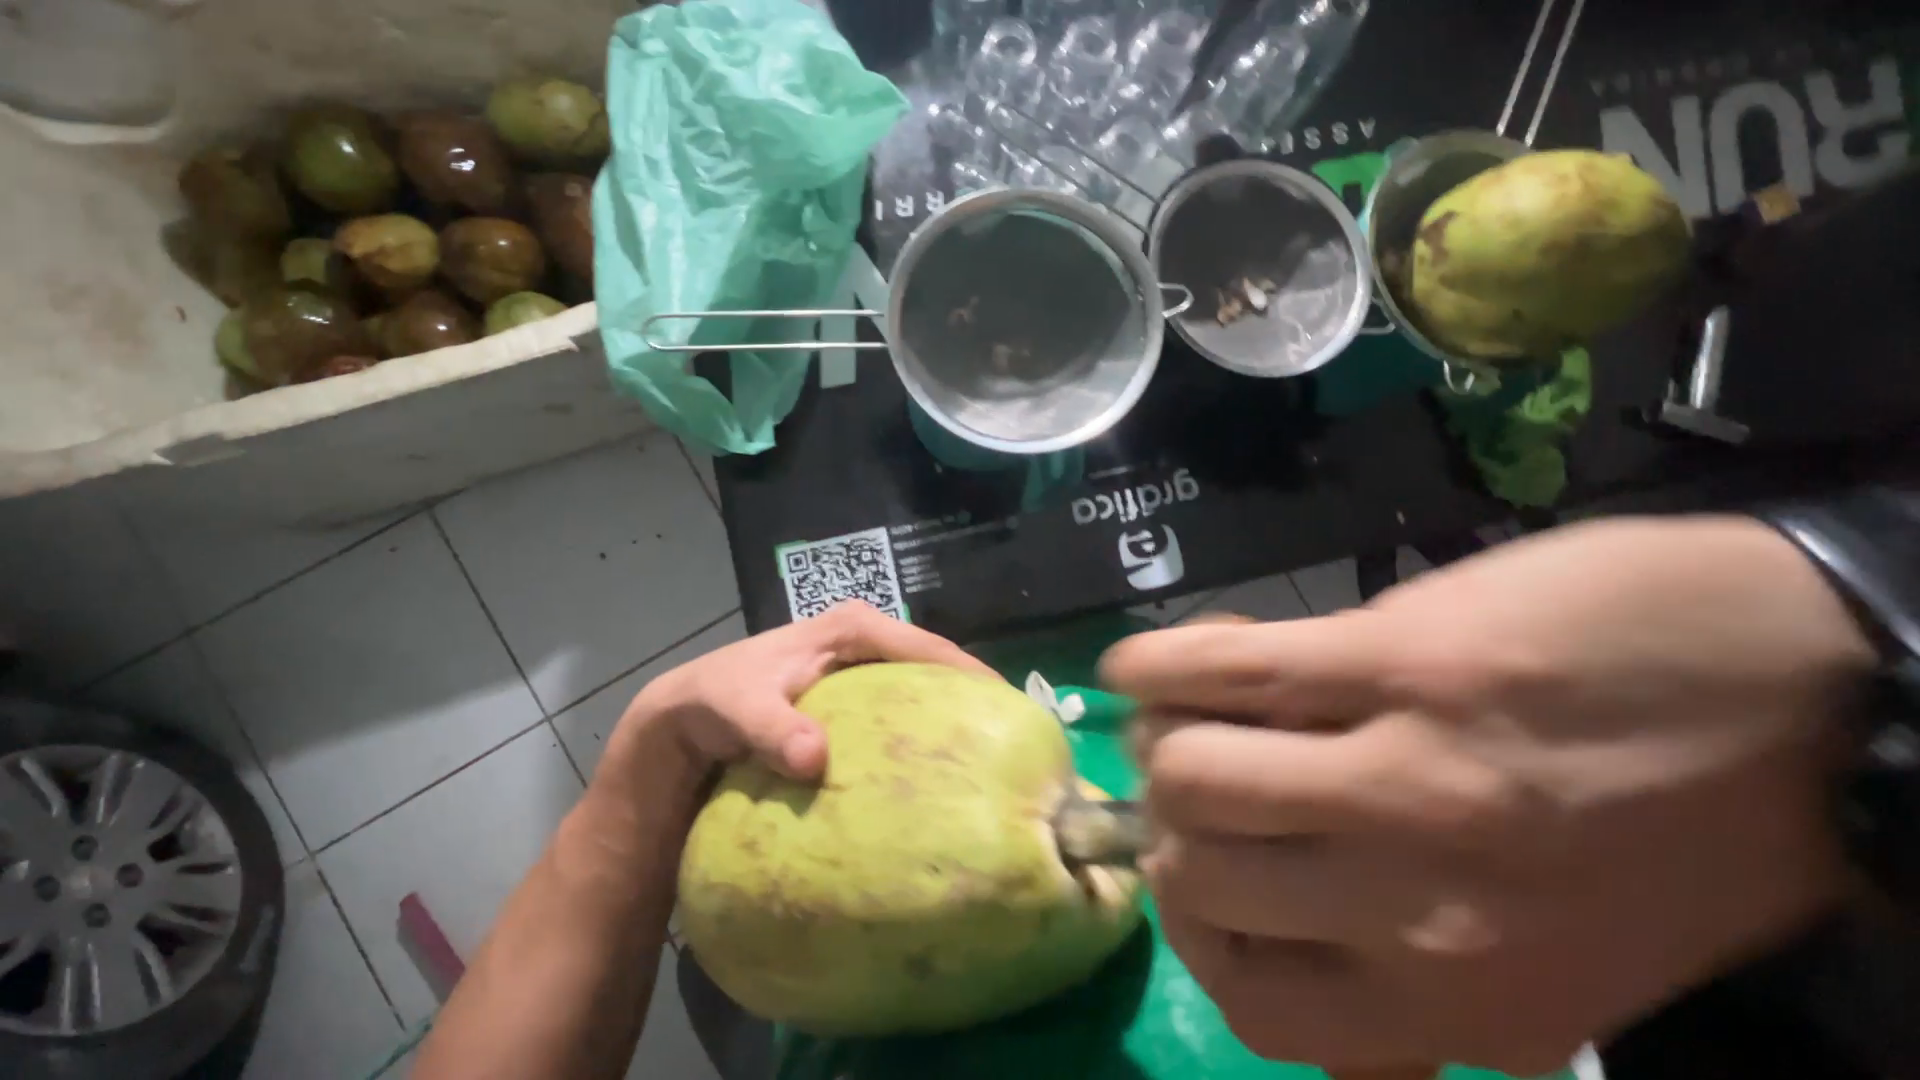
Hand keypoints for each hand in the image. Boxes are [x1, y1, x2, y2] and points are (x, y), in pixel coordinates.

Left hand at [611, 600, 994, 787]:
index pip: (924, 645)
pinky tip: (939, 771)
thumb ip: (772, 728)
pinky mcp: (855, 705)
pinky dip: (922, 736)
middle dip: (972, 698)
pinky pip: (902, 714)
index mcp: (851, 629)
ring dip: (952, 718)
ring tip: (990, 757)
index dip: (968, 673)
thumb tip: (818, 759)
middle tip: (1013, 741)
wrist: (685, 721)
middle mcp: (865, 644)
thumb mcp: (736, 708)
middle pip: (934, 666)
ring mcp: (862, 675)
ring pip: (922, 691)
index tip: (1007, 710)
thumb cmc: (715, 702)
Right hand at [1101, 517, 1876, 1073]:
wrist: (1824, 694)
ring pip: (1187, 769)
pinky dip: (1153, 666)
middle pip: (1194, 872)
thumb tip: (1286, 978)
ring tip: (1188, 716)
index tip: (1204, 872)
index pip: (1249, 1003)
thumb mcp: (1563, 975)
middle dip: (1172, 823)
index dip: (1199, 931)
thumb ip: (1421, 1000)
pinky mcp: (1393, 658)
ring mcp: (1400, 773)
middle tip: (1197, 777)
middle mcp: (1416, 908)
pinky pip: (1214, 668)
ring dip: (1160, 740)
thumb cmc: (1682, 838)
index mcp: (1459, 1005)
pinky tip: (1147, 665)